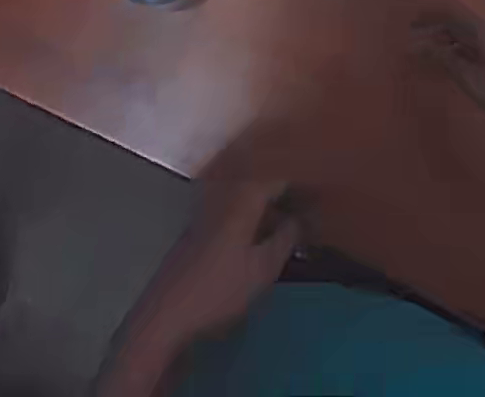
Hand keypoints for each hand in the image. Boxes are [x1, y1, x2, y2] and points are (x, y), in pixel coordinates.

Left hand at [133, 177, 301, 343]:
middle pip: (258, 169)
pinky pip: (230, 196)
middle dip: (282, 174)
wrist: (165, 316)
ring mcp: (208, 206)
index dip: (301, 172)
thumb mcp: (264, 268)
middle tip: (304, 184)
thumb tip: (302, 217)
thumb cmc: (219, 289)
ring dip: (265, 187)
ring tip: (285, 200)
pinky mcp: (198, 223)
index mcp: (243, 197)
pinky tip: (258, 219)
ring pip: (242, 183)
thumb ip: (287, 237)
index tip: (319, 177)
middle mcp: (224, 193)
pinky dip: (249, 199)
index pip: (278, 171)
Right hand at [413, 4, 484, 139]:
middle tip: (411, 37)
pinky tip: (451, 60)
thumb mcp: (473, 81)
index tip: (408, 16)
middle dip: (434, 26)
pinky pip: (480, 41)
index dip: (427, 11)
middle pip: (459, 19)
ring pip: (469, 31)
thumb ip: (447, 60)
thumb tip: (422, 45)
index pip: (450, 9)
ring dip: (447, 38)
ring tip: (425, 50)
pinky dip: (462, 47)